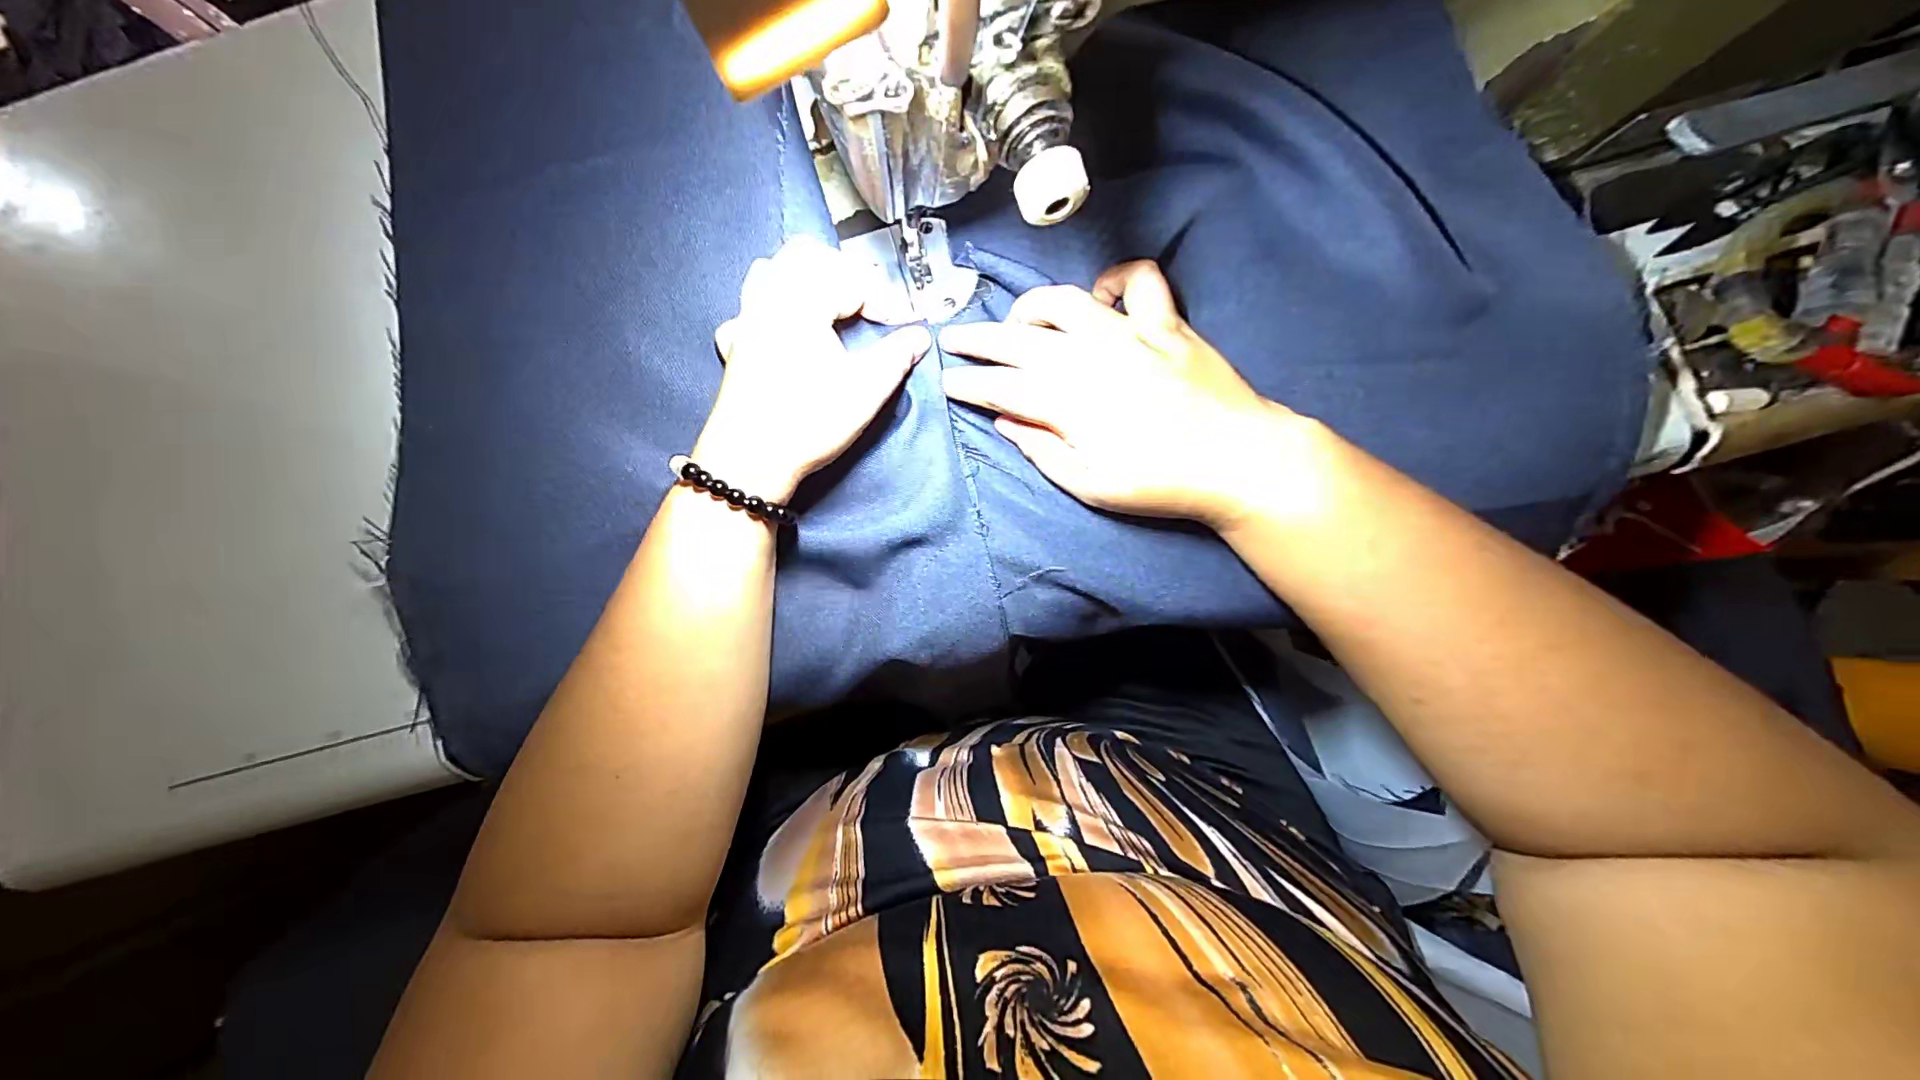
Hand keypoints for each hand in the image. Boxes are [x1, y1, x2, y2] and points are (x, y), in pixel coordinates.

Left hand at [693, 237, 931, 502]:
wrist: (750, 460)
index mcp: (802, 302)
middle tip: (869, 304)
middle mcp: (769, 301)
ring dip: (807, 279)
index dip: (882, 297)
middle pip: (806, 255)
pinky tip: (787, 329)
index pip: (850, 276)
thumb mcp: (867, 390)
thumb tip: (918, 338)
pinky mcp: (737, 346)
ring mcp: (747, 321)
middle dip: (844, 273)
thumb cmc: (805, 425)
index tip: (897, 323)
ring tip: (832, 308)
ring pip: (772, 270)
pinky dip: (772, 305)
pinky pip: (750, 306)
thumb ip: (897, 355)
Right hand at [940, 260, 1319, 528]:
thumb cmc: (1160, 483)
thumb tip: (1005, 423)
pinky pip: (1138, 281)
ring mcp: (1128, 333)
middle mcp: (1089, 357)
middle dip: (978, 339)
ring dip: (1031, 307)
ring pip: (1065, 300)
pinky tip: (1102, 297)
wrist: (1236, 460)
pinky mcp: (1165, 323)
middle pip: (1018, 339)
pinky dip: (1115, 280)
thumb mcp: (1090, 484)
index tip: (948, 382)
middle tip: (955, 340)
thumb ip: (1042, 450)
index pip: (1001, 386)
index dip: (969, 383)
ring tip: (1018, 321)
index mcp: (1067, 402)